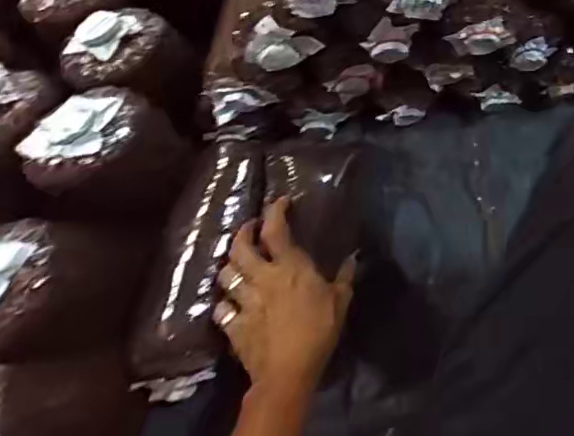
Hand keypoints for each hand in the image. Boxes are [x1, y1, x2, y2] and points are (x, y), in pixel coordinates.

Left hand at [215, 197, 355, 393]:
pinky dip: (223, 303)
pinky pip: (220, 309)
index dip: (275, 211)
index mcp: (290, 267)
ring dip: (229, 266)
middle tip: (250, 227)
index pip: (276, 230)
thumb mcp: (341, 299)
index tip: (280, 202)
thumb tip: (353, 258)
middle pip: (240, 249)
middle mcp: (263, 279)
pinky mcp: (233, 327)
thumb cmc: (319, 329)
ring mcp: (244, 303)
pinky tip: (229, 303)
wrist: (287, 373)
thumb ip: (345, 276)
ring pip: (224, 276)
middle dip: (242, 234)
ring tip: (237, 263)